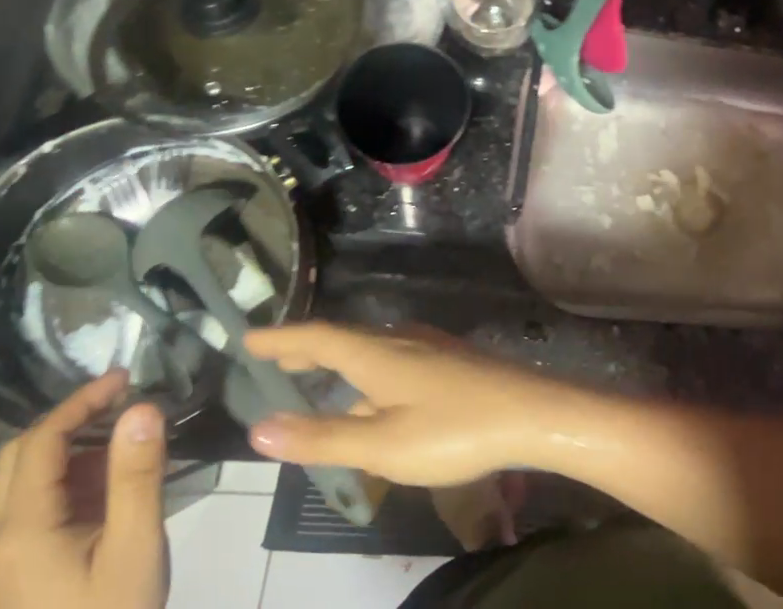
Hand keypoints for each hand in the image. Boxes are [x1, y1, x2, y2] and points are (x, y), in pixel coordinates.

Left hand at [0, 372, 168, 608]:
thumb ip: (136, 475)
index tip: (126, 378)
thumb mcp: (135, 546)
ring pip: (20, 483)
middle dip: (70, 421)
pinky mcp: (7, 575)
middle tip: (123, 403)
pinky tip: (107, 490)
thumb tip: (141, 408)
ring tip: (127, 443)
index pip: (40, 441)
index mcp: (20, 528)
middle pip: (18, 457)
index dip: (81, 401)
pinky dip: (65, 483)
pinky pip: (27, 510)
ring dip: (69, 451)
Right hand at [244, 322, 586, 486]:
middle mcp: (402, 340)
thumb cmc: (454, 431)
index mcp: (378, 354)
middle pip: (346, 339)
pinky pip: (396, 361)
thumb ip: (322, 437)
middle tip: (278, 358)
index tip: (249, 337)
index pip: (318, 338)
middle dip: (309, 349)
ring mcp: (432, 349)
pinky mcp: (453, 364)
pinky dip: (370, 373)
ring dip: (342, 363)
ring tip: (321, 381)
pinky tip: (380, 398)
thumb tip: (258, 427)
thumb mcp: (382, 445)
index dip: (282, 339)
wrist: (533, 414)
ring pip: (374, 351)